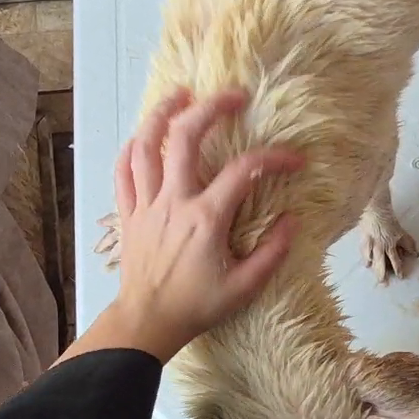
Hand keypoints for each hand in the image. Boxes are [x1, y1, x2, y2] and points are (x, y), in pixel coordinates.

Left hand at [70, 88, 302, 362]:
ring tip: (180, 96)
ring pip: (146, 144)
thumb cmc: (197, 307)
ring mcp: (146, 204)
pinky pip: (123, 170)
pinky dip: (132, 147)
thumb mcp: (244, 288)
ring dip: (163, 113)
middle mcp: (174, 202)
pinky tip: (143, 136)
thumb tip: (292, 221)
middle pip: (185, 136)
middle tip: (233, 96)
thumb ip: (272, 253)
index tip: (294, 159)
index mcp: (206, 218)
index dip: (274, 158)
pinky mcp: (129, 214)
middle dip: (210, 107)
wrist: (147, 322)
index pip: (245, 171)